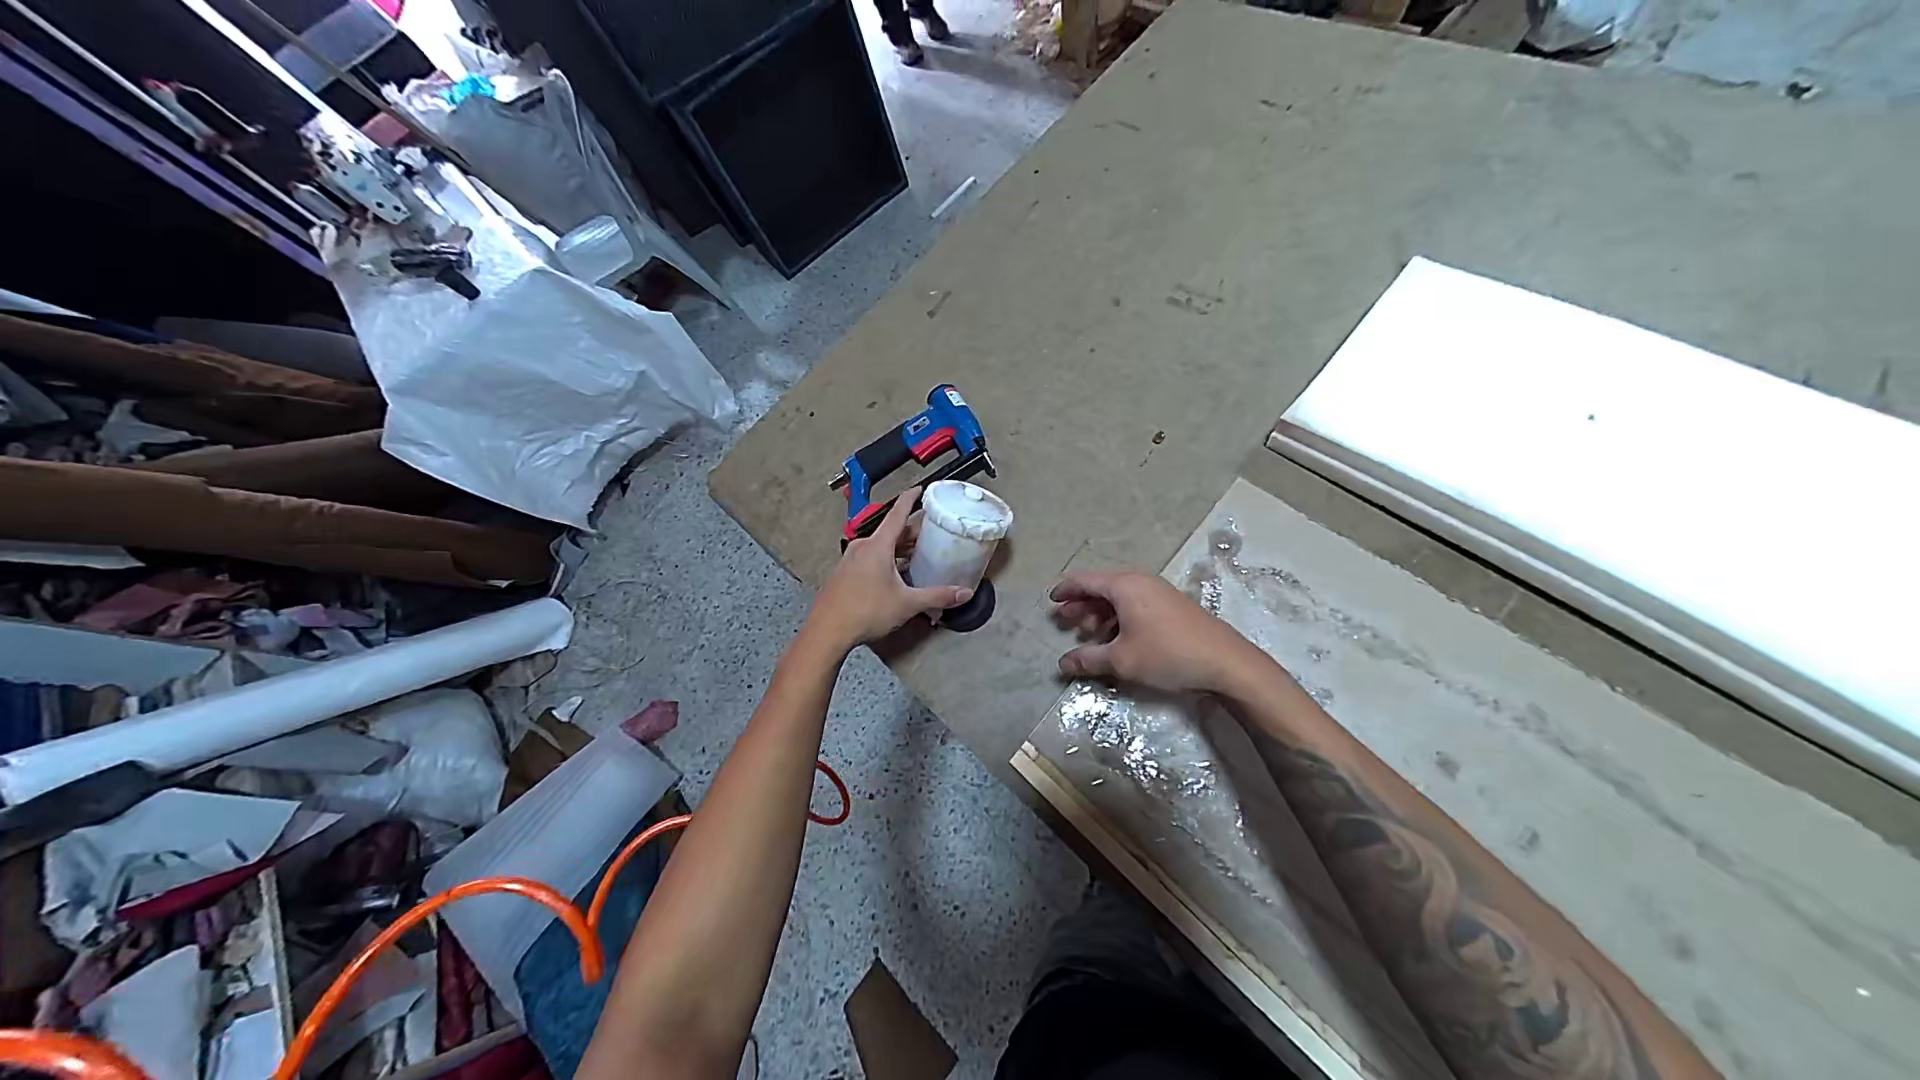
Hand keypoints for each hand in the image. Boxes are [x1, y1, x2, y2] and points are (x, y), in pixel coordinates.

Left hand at [804, 489, 973, 650]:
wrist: (828, 631)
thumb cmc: (863, 612)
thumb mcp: (907, 603)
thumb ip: (937, 596)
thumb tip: (962, 594)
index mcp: (877, 546)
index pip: (897, 513)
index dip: (910, 499)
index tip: (919, 490)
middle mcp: (862, 548)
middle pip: (890, 531)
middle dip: (911, 530)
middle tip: (929, 530)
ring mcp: (851, 560)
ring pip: (879, 545)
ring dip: (898, 546)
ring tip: (916, 553)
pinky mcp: (845, 573)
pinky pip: (868, 557)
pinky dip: (885, 558)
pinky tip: (895, 574)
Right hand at [1050, 570, 1270, 695]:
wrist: (1226, 663)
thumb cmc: (1167, 655)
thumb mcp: (1122, 660)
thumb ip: (1088, 659)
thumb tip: (1062, 663)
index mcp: (1125, 586)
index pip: (1085, 580)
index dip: (1065, 590)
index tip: (1051, 601)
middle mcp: (1141, 582)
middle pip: (1102, 588)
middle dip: (1081, 605)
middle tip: (1066, 623)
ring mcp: (1159, 593)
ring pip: (1120, 598)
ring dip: (1101, 614)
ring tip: (1090, 635)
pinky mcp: (1172, 607)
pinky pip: (1136, 605)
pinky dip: (1120, 617)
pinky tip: (1118, 639)